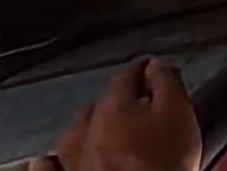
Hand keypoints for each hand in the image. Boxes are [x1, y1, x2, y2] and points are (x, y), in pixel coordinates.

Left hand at [32, 58, 202, 170]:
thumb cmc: (165, 159)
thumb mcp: (178, 111)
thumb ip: (166, 80)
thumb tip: (152, 65)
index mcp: (112, 109)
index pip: (125, 77)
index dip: (141, 70)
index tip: (153, 70)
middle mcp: (84, 134)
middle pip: (96, 105)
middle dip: (114, 98)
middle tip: (134, 101)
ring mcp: (70, 167)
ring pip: (69, 137)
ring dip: (84, 127)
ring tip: (99, 127)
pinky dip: (48, 163)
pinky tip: (48, 161)